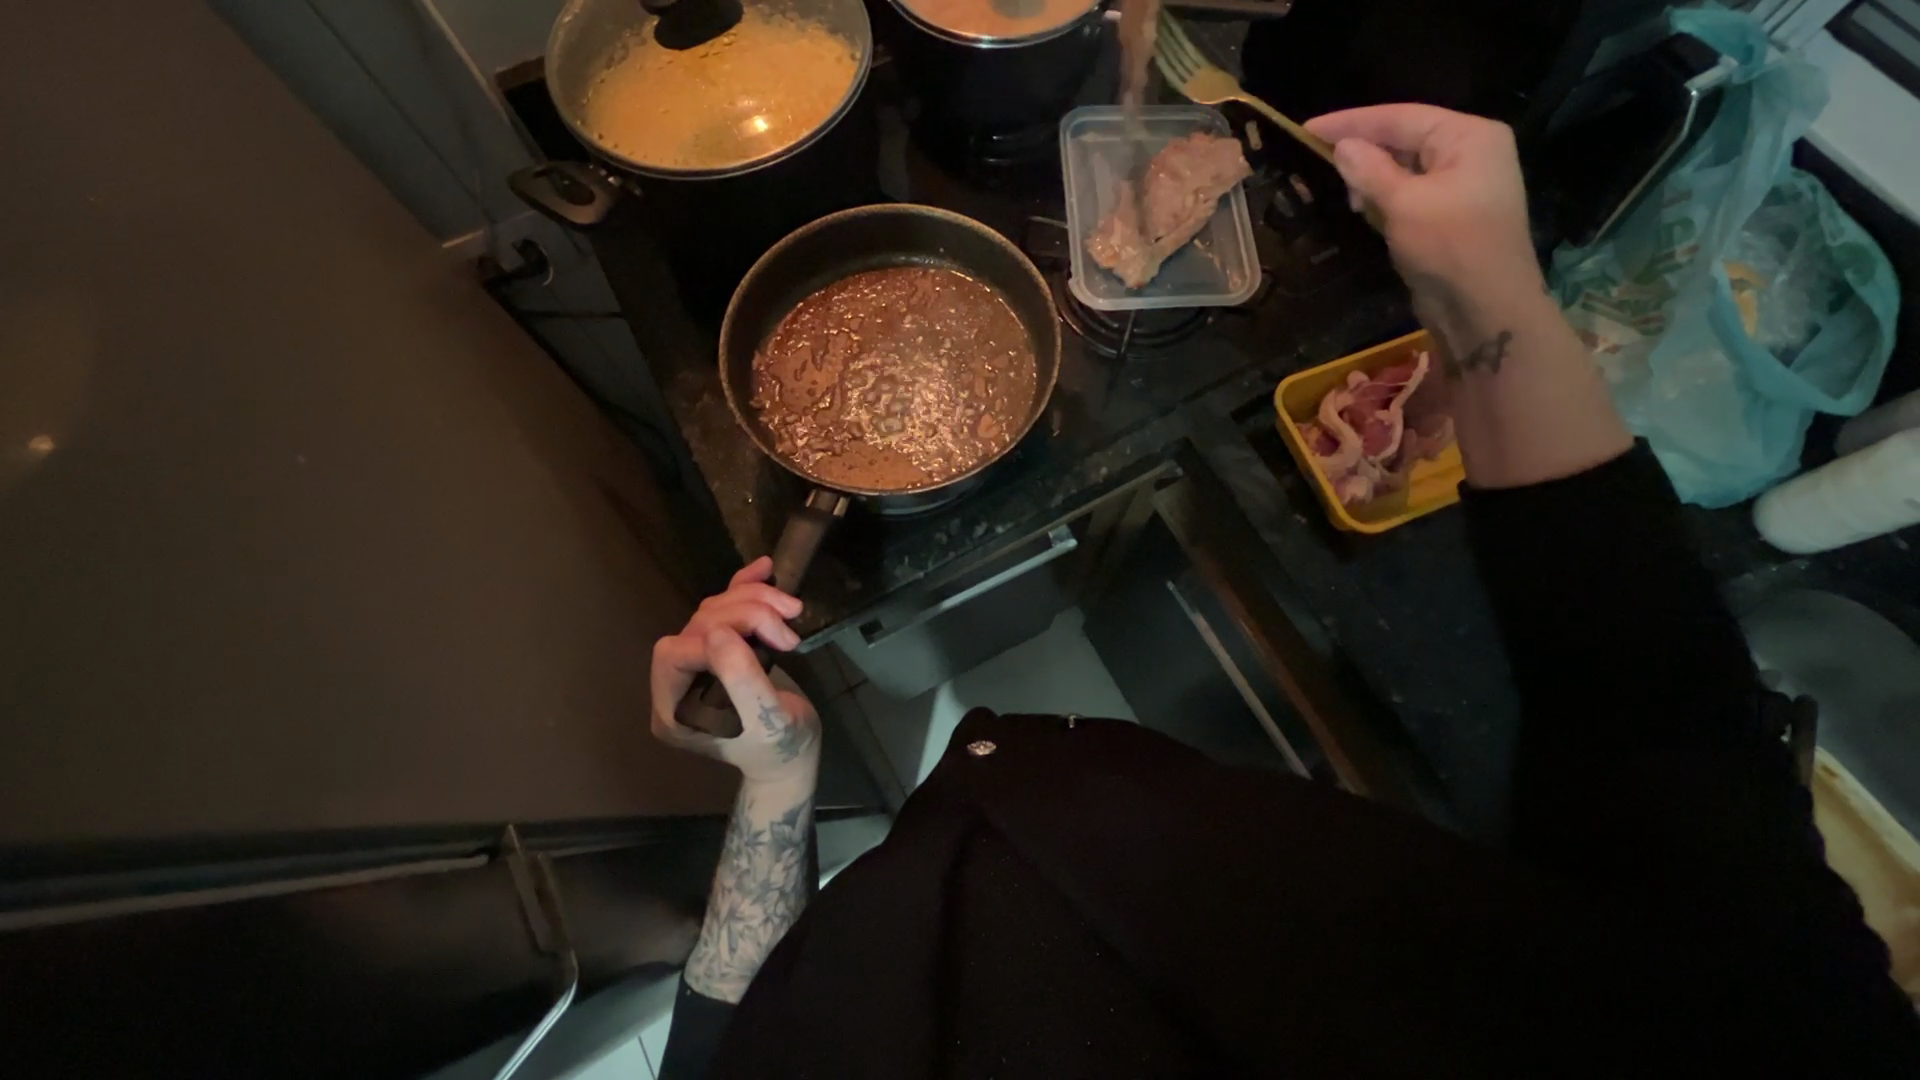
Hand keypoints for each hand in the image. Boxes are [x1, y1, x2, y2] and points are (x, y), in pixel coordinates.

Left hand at [650, 556, 820, 784]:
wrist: (795, 755)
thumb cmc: (781, 747)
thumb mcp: (768, 720)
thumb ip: (741, 680)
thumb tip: (720, 632)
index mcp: (673, 708)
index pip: (676, 653)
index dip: (716, 637)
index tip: (765, 644)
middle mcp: (677, 683)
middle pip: (698, 625)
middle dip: (746, 614)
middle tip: (788, 627)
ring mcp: (699, 663)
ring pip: (715, 611)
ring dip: (755, 600)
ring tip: (792, 611)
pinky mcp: (723, 647)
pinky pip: (727, 607)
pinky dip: (746, 587)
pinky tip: (766, 569)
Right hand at [1305, 105, 1549, 353]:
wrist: (1484, 306)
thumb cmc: (1449, 246)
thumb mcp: (1404, 204)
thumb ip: (1370, 171)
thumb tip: (1342, 146)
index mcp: (1468, 136)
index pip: (1401, 117)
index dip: (1351, 122)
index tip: (1307, 129)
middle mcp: (1469, 153)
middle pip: (1404, 139)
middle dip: (1361, 150)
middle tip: (1316, 159)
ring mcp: (1460, 185)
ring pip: (1404, 168)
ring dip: (1370, 177)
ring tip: (1340, 191)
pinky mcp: (1448, 216)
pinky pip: (1408, 194)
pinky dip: (1383, 197)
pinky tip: (1361, 207)